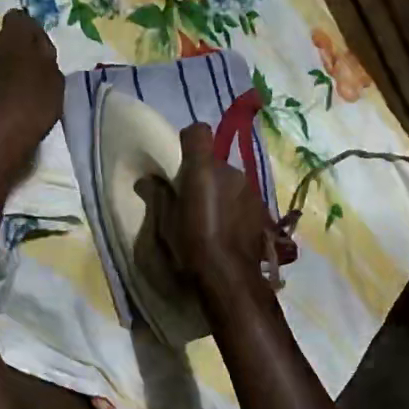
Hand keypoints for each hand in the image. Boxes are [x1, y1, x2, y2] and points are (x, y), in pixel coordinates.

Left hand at [0, 10, 62, 153]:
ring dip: (9, 73)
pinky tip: (14, 109)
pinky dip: (1, 91)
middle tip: (38, 74)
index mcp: (11, 38)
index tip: (43, 47)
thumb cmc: (33, 102)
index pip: (19, 18)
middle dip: (20, 53)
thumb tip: (38, 48)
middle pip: (6, 43)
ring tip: (26, 95)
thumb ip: (46, 58)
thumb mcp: (55, 78)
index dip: (32, 29)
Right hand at [161, 123, 276, 293]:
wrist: (229, 276)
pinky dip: (236, 208)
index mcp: (204, 169)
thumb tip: (146, 181)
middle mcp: (231, 171)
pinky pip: (243, 200)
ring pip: (231, 182)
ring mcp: (250, 190)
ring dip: (222, 192)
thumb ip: (157, 196)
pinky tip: (229, 230)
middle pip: (214, 162)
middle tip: (192, 200)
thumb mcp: (165, 222)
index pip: (198, 133)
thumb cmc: (191, 245)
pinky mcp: (262, 209)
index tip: (181, 162)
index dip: (189, 142)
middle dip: (204, 175)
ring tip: (212, 219)